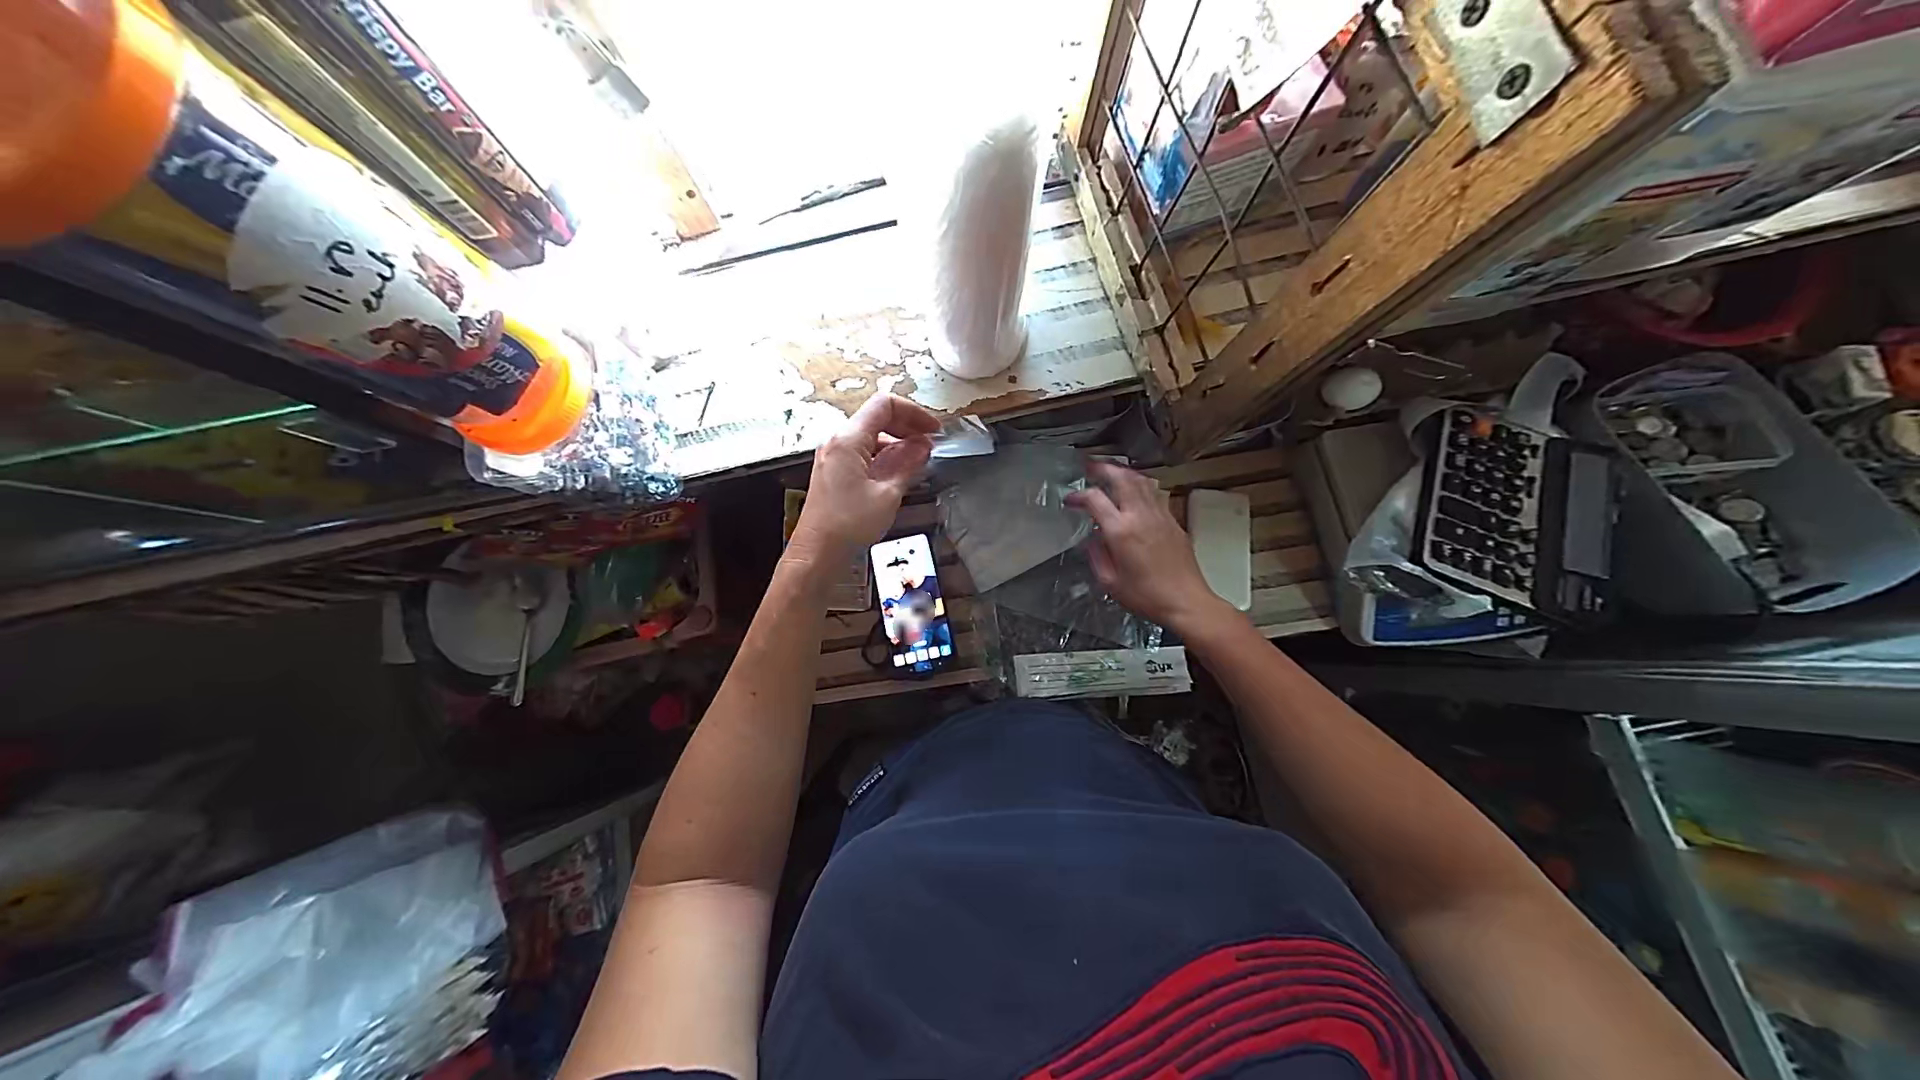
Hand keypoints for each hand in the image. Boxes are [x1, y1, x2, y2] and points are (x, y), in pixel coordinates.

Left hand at [790, 394, 940, 563]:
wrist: (817, 552)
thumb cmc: (845, 526)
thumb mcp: (888, 493)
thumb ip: (908, 464)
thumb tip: (923, 447)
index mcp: (848, 440)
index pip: (884, 405)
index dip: (914, 412)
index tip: (932, 428)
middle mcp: (837, 442)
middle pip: (877, 417)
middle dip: (907, 426)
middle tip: (930, 442)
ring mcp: (834, 456)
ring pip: (871, 435)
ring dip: (897, 442)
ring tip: (919, 459)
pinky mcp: (834, 472)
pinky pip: (863, 452)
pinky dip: (884, 456)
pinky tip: (900, 472)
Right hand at [1065, 461, 1235, 635]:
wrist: (1186, 602)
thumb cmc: (1147, 596)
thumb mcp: (1110, 582)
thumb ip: (1097, 556)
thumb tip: (1093, 540)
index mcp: (1121, 531)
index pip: (1094, 499)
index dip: (1078, 496)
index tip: (1070, 500)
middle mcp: (1140, 516)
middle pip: (1121, 478)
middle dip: (1103, 468)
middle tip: (1090, 466)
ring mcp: (1160, 516)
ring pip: (1141, 481)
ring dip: (1124, 472)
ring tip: (1112, 472)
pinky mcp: (1173, 521)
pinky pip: (1155, 493)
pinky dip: (1141, 485)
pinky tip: (1136, 491)